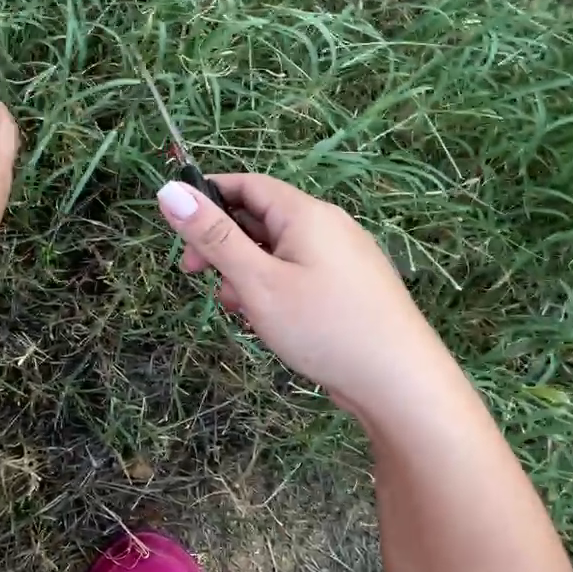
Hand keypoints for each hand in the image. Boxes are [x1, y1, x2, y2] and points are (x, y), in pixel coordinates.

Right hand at [156, 174, 456, 415]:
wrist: (404, 387)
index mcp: (305, 214)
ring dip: (243, 269)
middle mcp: (328, 226)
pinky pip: (296, 270)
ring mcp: (343, 257)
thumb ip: (211, 235)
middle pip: (258, 218)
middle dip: (220, 242)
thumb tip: (168, 189)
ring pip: (274, 249)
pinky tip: (264, 317)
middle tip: (194, 274)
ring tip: (235, 307)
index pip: (245, 184)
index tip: (175, 228)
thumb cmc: (323, 326)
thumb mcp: (255, 280)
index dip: (206, 196)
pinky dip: (269, 284)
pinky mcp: (350, 286)